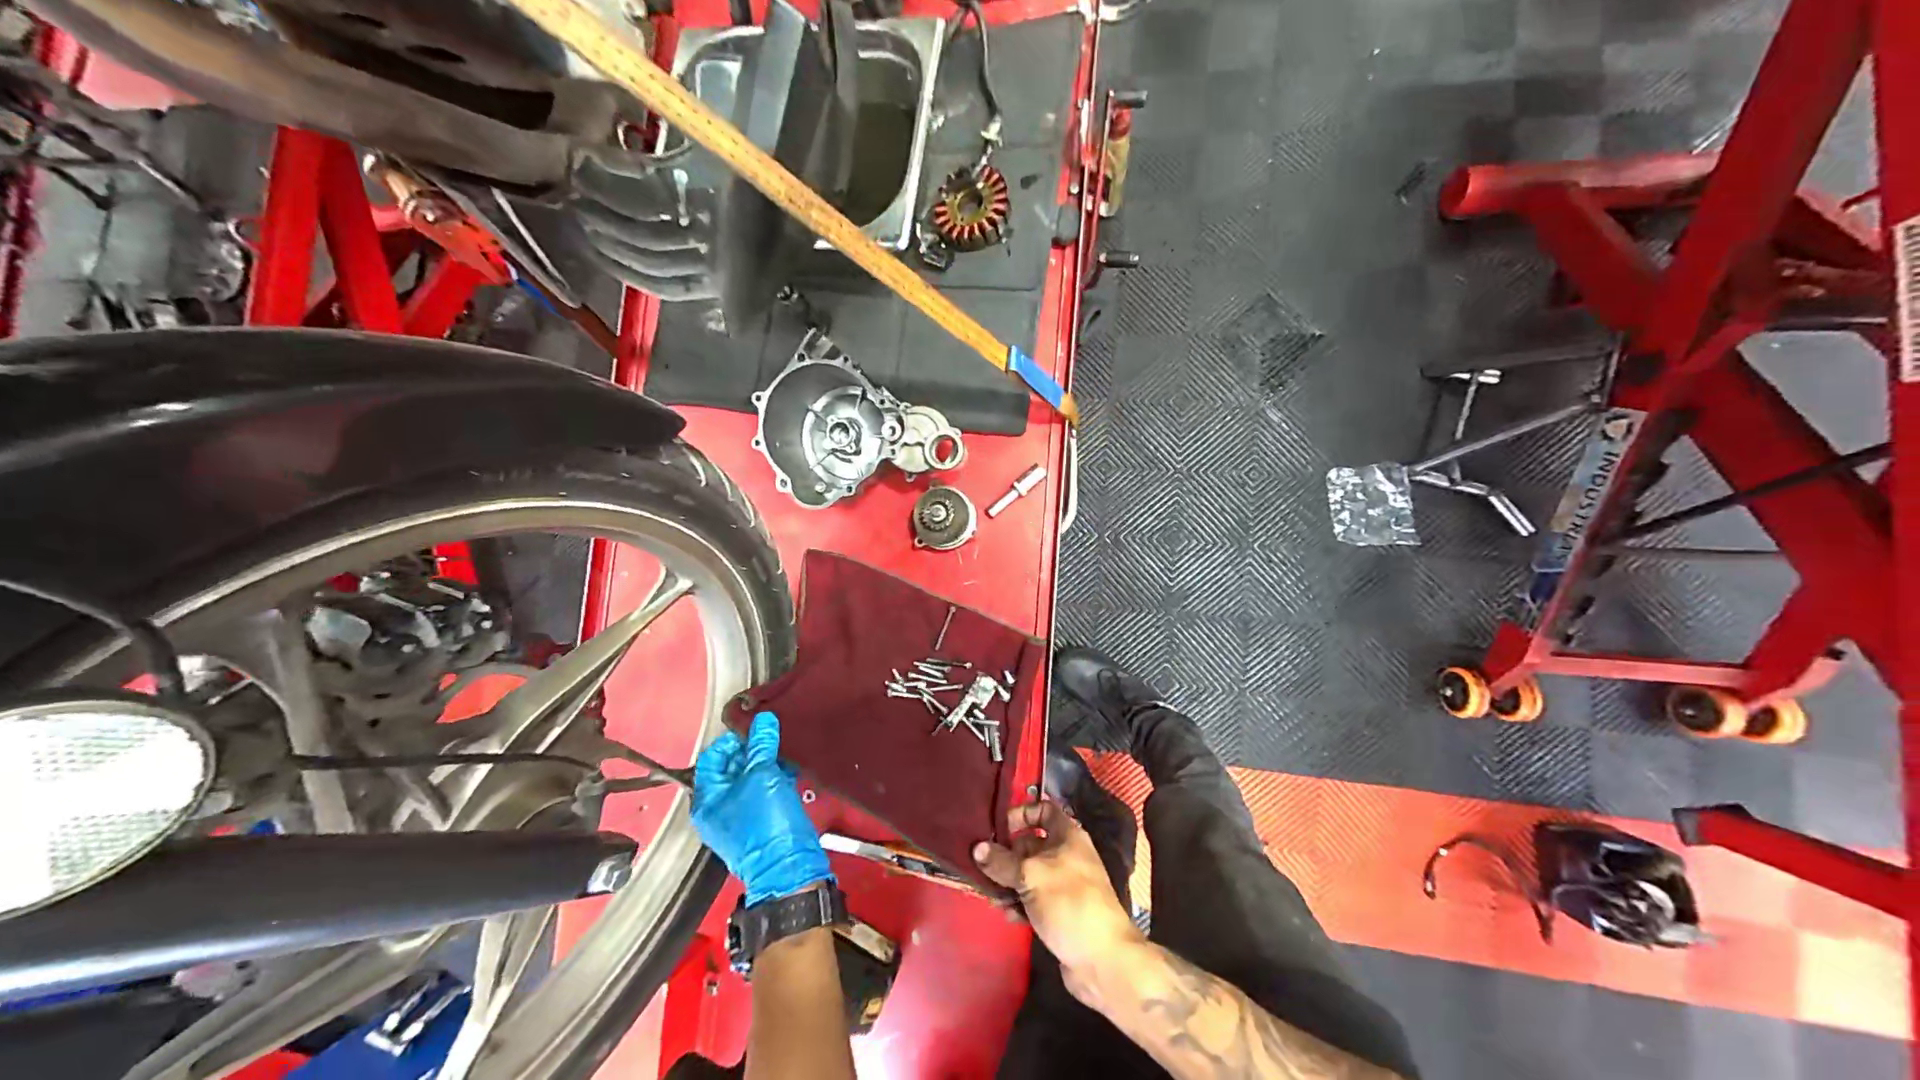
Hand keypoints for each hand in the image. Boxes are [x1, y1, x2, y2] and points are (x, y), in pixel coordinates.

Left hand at [692, 712, 831, 905]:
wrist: (790, 867)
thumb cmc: (768, 823)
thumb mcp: (763, 776)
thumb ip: (761, 745)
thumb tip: (764, 720)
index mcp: (706, 800)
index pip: (712, 757)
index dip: (733, 741)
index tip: (756, 731)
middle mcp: (717, 810)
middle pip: (730, 768)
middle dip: (752, 752)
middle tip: (772, 742)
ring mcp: (738, 819)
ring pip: (748, 780)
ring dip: (765, 766)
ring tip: (783, 758)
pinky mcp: (759, 824)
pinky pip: (761, 794)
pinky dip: (773, 782)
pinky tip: (789, 776)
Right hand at [973, 800, 1144, 996]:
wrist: (1103, 960)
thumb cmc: (1069, 903)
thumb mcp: (1031, 876)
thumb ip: (1002, 861)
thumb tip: (977, 847)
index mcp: (1067, 837)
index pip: (1043, 810)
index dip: (1020, 814)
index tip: (997, 828)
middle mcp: (1066, 856)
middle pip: (1029, 845)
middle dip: (1006, 856)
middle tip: (983, 868)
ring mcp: (1063, 886)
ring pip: (1028, 875)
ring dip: (1008, 884)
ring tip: (992, 897)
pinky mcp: (1059, 912)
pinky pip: (1032, 900)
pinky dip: (1019, 905)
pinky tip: (1009, 916)